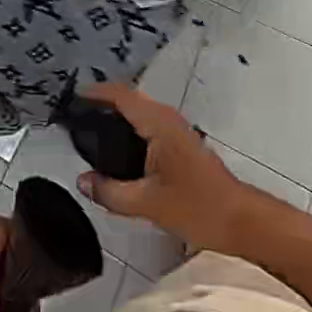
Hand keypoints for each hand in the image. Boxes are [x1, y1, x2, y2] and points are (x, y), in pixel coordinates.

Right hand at [74, 83, 273, 253]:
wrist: (238, 218)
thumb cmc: (195, 207)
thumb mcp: (146, 204)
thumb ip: (110, 192)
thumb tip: (82, 181)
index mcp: (159, 124)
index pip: (122, 95)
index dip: (97, 92)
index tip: (72, 98)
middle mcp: (168, 118)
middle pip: (130, 99)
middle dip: (103, 102)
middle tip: (74, 116)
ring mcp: (176, 129)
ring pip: (140, 111)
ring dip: (116, 114)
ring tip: (88, 129)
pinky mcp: (180, 143)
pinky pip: (148, 124)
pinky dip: (129, 127)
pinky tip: (116, 149)